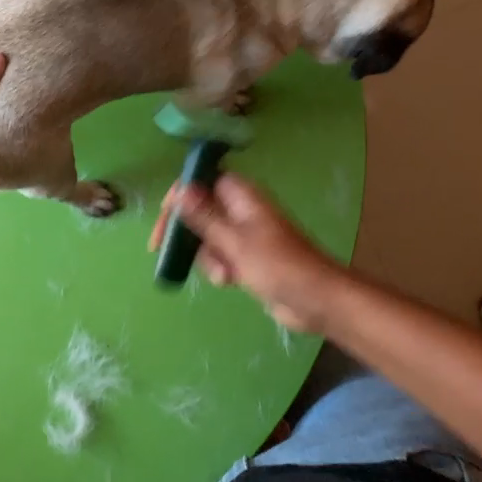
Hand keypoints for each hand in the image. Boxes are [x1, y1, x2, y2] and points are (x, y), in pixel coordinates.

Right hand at [149, 174, 343, 330]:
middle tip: (164, 250)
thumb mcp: (235, 242)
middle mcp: (240, 208)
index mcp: (240, 194)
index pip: (200, 180)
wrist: (317, 301)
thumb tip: (180, 189)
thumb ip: (204, 216)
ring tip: (223, 276)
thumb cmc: (278, 265)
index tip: (164, 220)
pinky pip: (219, 255)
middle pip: (199, 209)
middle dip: (187, 233)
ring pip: (206, 236)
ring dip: (206, 257)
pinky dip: (218, 267)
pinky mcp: (246, 256)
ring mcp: (243, 233)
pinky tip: (228, 282)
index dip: (179, 195)